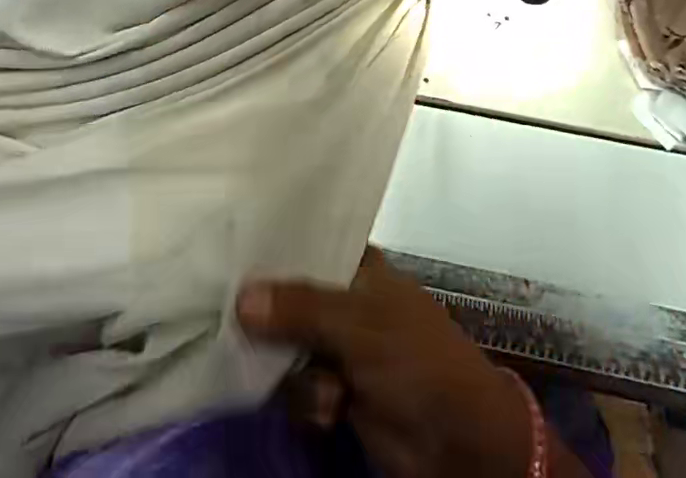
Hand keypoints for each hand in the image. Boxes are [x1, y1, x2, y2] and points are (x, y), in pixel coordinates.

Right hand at [239, 249, 584, 477]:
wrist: (456, 439)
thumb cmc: (415, 359)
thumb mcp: (359, 325)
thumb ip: (301, 308)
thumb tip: (242, 296)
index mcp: (362, 270)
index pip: (312, 247)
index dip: (276, 252)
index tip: (232, 254)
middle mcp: (347, 303)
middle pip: (291, 302)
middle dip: (269, 319)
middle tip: (229, 321)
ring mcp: (341, 349)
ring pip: (289, 349)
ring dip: (296, 374)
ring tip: (325, 387)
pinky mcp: (336, 393)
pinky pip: (299, 389)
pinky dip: (310, 402)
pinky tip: (331, 413)